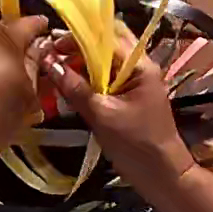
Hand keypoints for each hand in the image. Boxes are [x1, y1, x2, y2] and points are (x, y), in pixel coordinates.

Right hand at [43, 35, 196, 199]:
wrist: (162, 175)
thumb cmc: (136, 144)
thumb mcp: (102, 116)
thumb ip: (75, 88)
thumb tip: (49, 63)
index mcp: (140, 66)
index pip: (107, 36)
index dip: (78, 37)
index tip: (52, 46)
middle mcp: (139, 67)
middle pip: (106, 45)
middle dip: (78, 48)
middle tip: (52, 58)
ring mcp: (135, 81)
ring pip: (105, 61)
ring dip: (81, 63)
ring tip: (57, 71)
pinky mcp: (129, 96)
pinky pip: (106, 78)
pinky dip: (88, 78)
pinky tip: (70, 85)